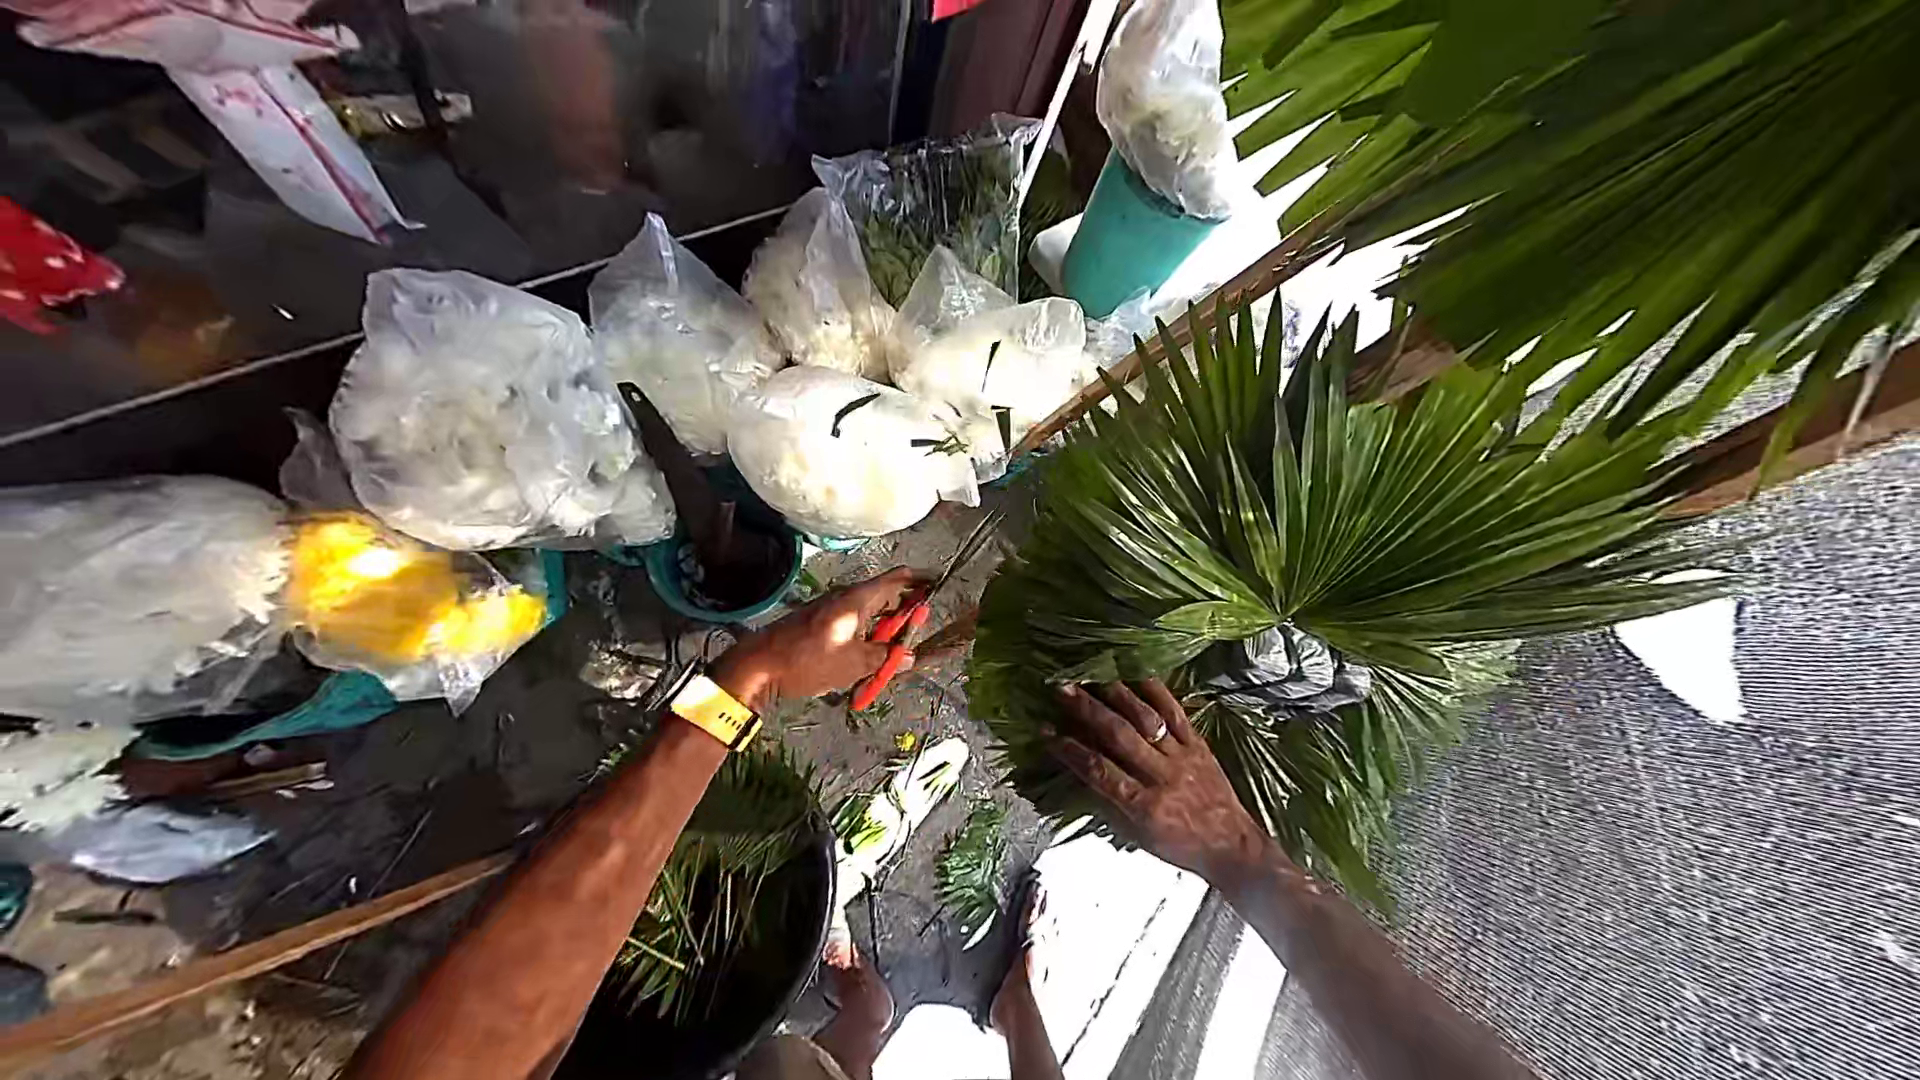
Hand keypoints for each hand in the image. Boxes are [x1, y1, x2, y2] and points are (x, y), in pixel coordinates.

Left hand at [710, 568, 923, 709]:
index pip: (896, 579)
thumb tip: (909, 656)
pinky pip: (853, 623)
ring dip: (884, 629)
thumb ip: (885, 657)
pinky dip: (867, 635)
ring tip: (892, 652)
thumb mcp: (854, 663)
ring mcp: (830, 609)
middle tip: (917, 631)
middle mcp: (845, 597)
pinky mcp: (819, 622)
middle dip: (904, 612)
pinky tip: (866, 657)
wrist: (759, 667)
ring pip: (868, 612)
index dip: (918, 580)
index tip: (937, 584)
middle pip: (885, 596)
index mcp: (857, 599)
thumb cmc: (809, 661)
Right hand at [1049, 680, 1275, 886]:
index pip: (1099, 771)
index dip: (1070, 750)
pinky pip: (1175, 711)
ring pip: (1145, 718)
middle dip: (1087, 710)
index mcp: (1143, 806)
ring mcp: (1182, 757)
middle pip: (1118, 736)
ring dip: (1115, 694)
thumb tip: (1078, 768)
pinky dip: (1154, 690)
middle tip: (1062, 689)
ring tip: (1091, 675)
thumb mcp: (1137, 836)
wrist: (1232, 846)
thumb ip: (1108, 801)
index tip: (1046, 732)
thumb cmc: (1178, 845)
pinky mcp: (1198, 743)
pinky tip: (1135, 672)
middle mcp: (1161, 777)